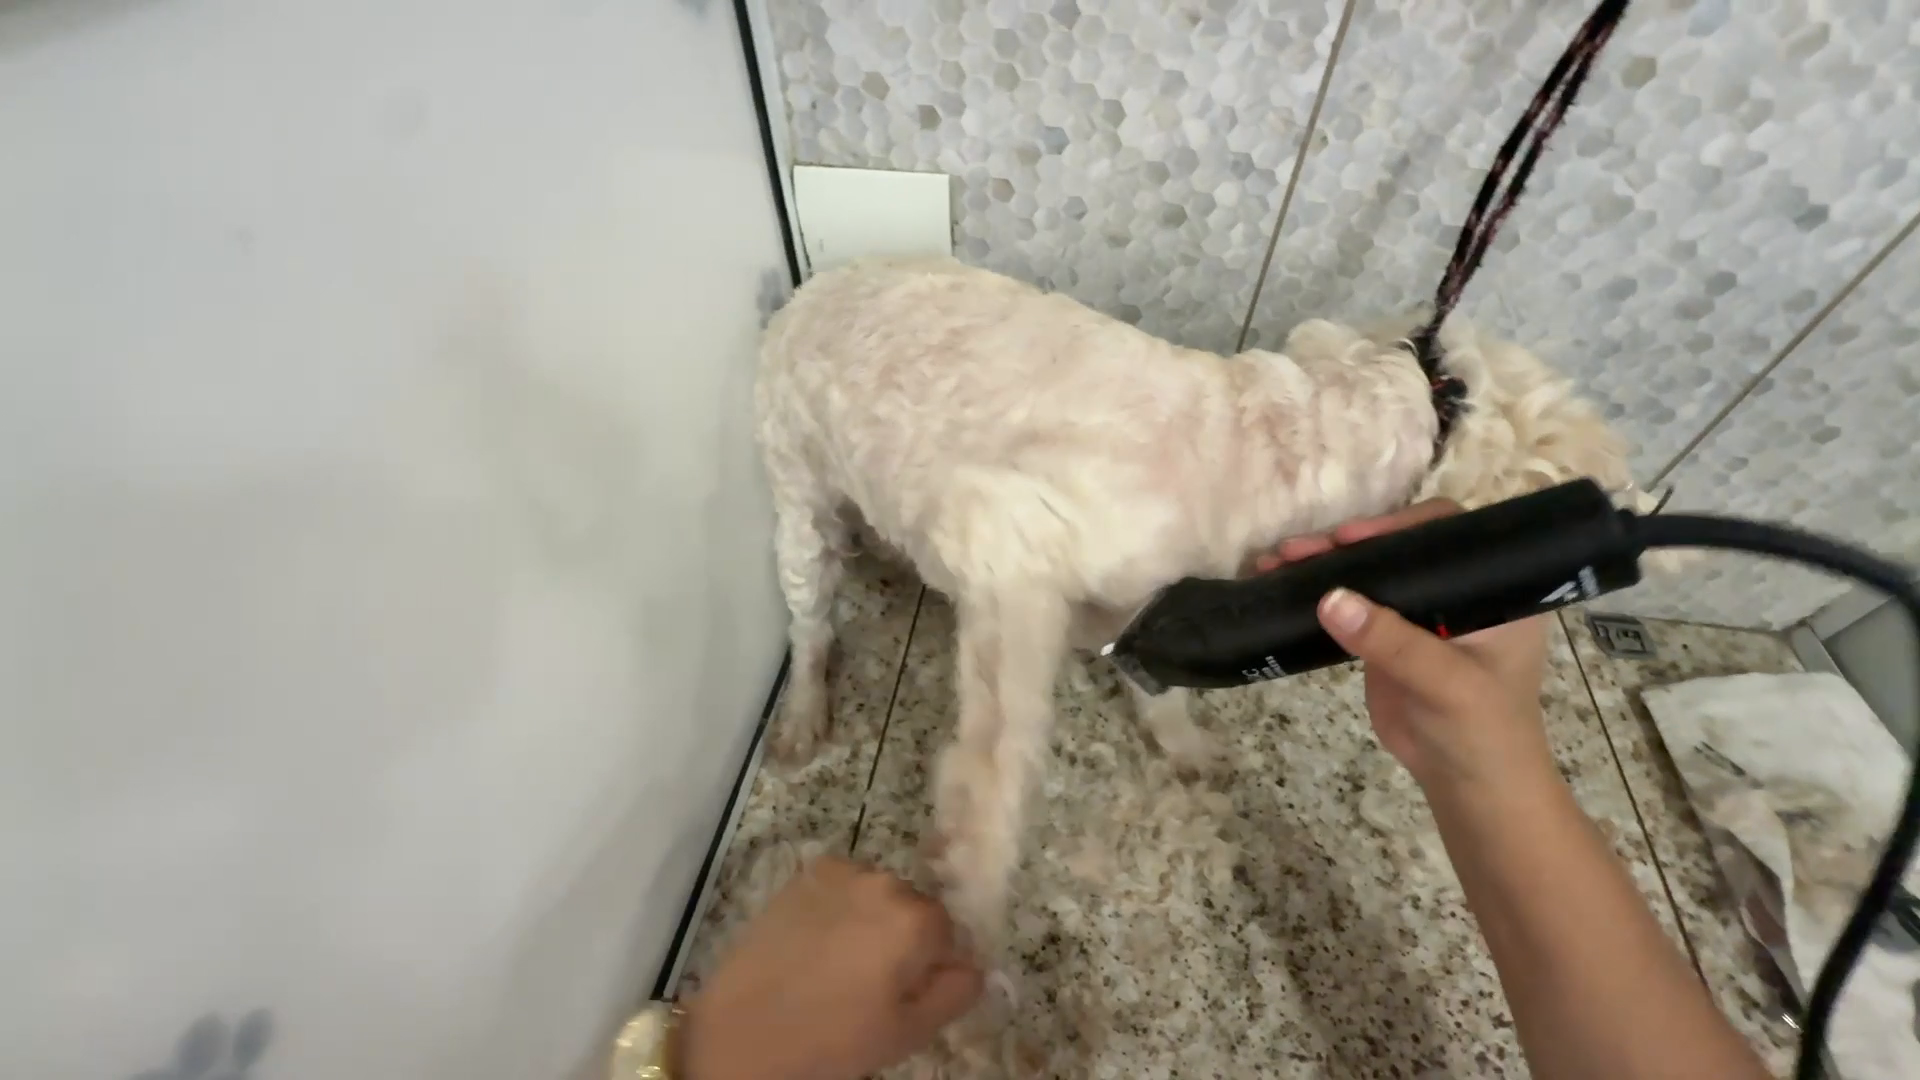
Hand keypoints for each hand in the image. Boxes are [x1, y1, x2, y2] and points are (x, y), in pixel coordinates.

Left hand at [679, 856, 983, 1079]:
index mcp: (917, 920)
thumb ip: (955, 992)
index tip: (902, 993)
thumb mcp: (905, 1034)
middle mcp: (885, 881)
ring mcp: (843, 872)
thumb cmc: (830, 1041)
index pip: (948, 932)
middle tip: (868, 984)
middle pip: (913, 907)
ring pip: (877, 894)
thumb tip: (977, 965)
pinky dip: (838, 906)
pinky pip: (843, 885)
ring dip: (869, 919)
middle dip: (900, 939)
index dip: (929, 965)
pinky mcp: (808, 872)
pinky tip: (815, 942)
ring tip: (836, 964)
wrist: (740, 1031)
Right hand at [1254, 499, 1555, 793]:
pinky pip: (1347, 605)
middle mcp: (1454, 593)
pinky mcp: (1383, 637)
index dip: (1400, 526)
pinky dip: (1315, 594)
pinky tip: (1282, 586)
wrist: (1467, 784)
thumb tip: (1329, 598)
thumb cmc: (1481, 731)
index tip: (1352, 537)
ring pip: (1365, 575)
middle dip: (1343, 545)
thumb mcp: (1446, 683)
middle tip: (1296, 549)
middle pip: (1394, 550)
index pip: (1448, 532)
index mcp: (1491, 589)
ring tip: (1276, 562)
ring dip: (1321, 565)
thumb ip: (1393, 642)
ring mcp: (1416, 615)